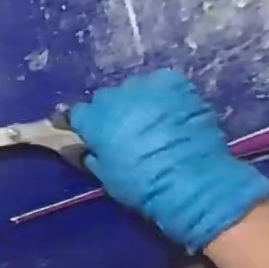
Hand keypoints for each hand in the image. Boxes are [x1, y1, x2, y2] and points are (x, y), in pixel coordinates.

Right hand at [68, 69, 268, 250]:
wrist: (192, 179)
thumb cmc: (141, 184)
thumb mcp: (105, 176)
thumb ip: (88, 155)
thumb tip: (77, 148)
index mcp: (94, 120)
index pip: (77, 113)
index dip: (83, 125)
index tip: (89, 136)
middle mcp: (116, 97)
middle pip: (105, 98)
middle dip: (109, 112)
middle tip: (121, 132)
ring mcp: (147, 87)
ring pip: (133, 88)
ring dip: (136, 101)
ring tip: (147, 120)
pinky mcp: (176, 84)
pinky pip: (161, 83)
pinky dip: (161, 94)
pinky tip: (168, 110)